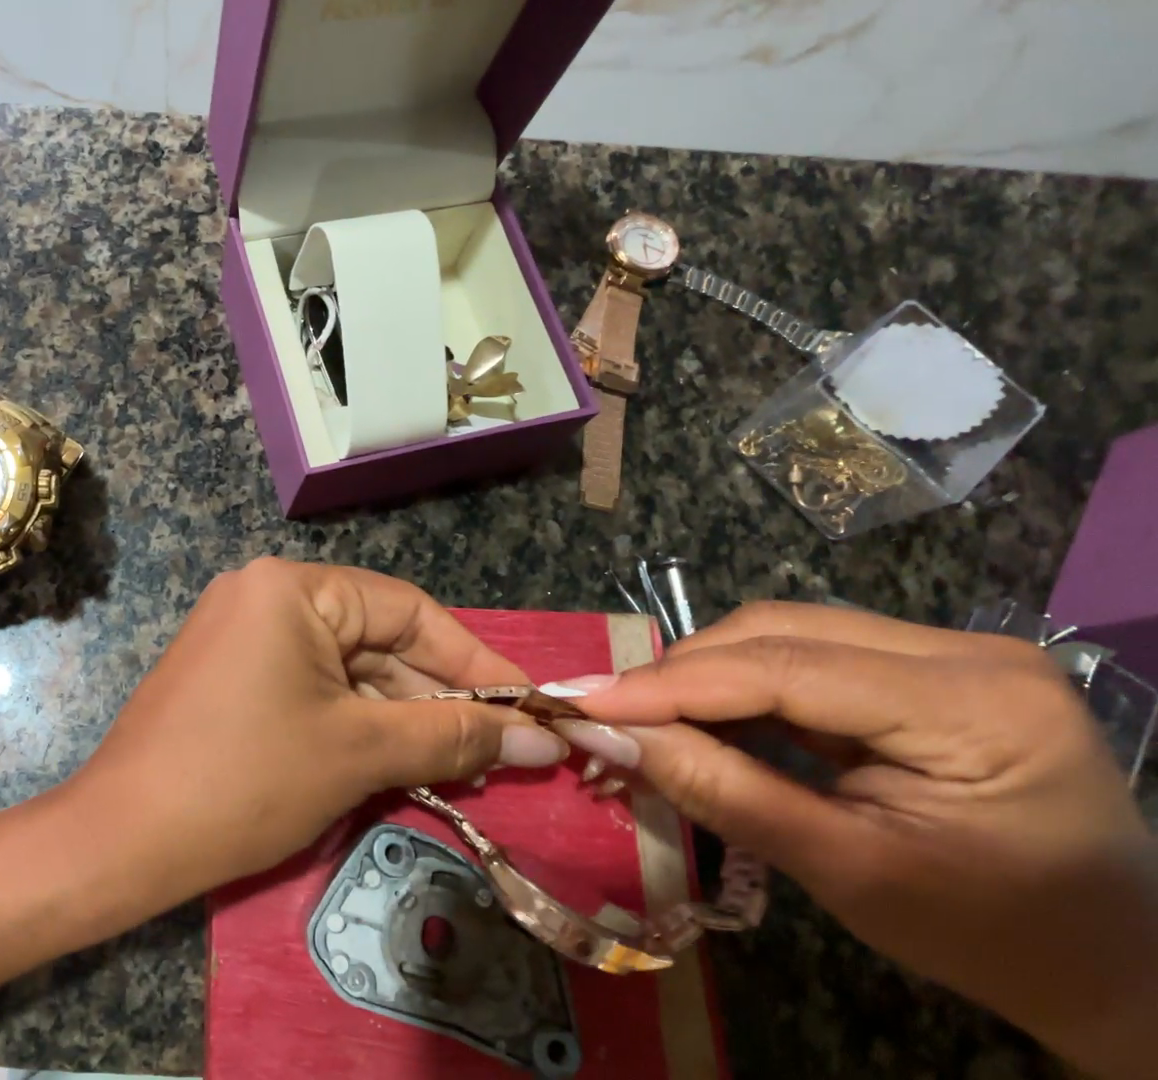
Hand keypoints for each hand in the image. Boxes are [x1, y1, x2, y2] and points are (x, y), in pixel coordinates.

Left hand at [63, 558, 567, 903]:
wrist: (125, 838)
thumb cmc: (247, 779)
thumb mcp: (359, 752)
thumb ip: (452, 736)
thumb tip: (541, 739)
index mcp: (291, 588)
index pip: (408, 610)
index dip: (474, 662)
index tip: (529, 708)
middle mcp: (263, 596)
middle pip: (377, 640)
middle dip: (437, 697)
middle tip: (501, 752)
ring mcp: (241, 637)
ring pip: (346, 670)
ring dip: (400, 717)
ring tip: (460, 767)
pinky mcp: (229, 679)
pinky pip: (311, 689)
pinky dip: (354, 723)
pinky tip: (397, 762)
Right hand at [553, 602, 1156, 1076]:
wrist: (1113, 965)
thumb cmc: (990, 935)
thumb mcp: (848, 872)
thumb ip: (725, 793)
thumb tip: (611, 738)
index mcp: (974, 707)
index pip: (785, 669)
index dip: (672, 685)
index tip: (585, 705)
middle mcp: (968, 652)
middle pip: (780, 632)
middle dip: (683, 674)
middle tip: (611, 719)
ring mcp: (953, 653)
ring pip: (785, 634)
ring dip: (707, 675)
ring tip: (650, 722)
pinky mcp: (930, 669)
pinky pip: (808, 657)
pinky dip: (742, 686)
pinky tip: (708, 719)